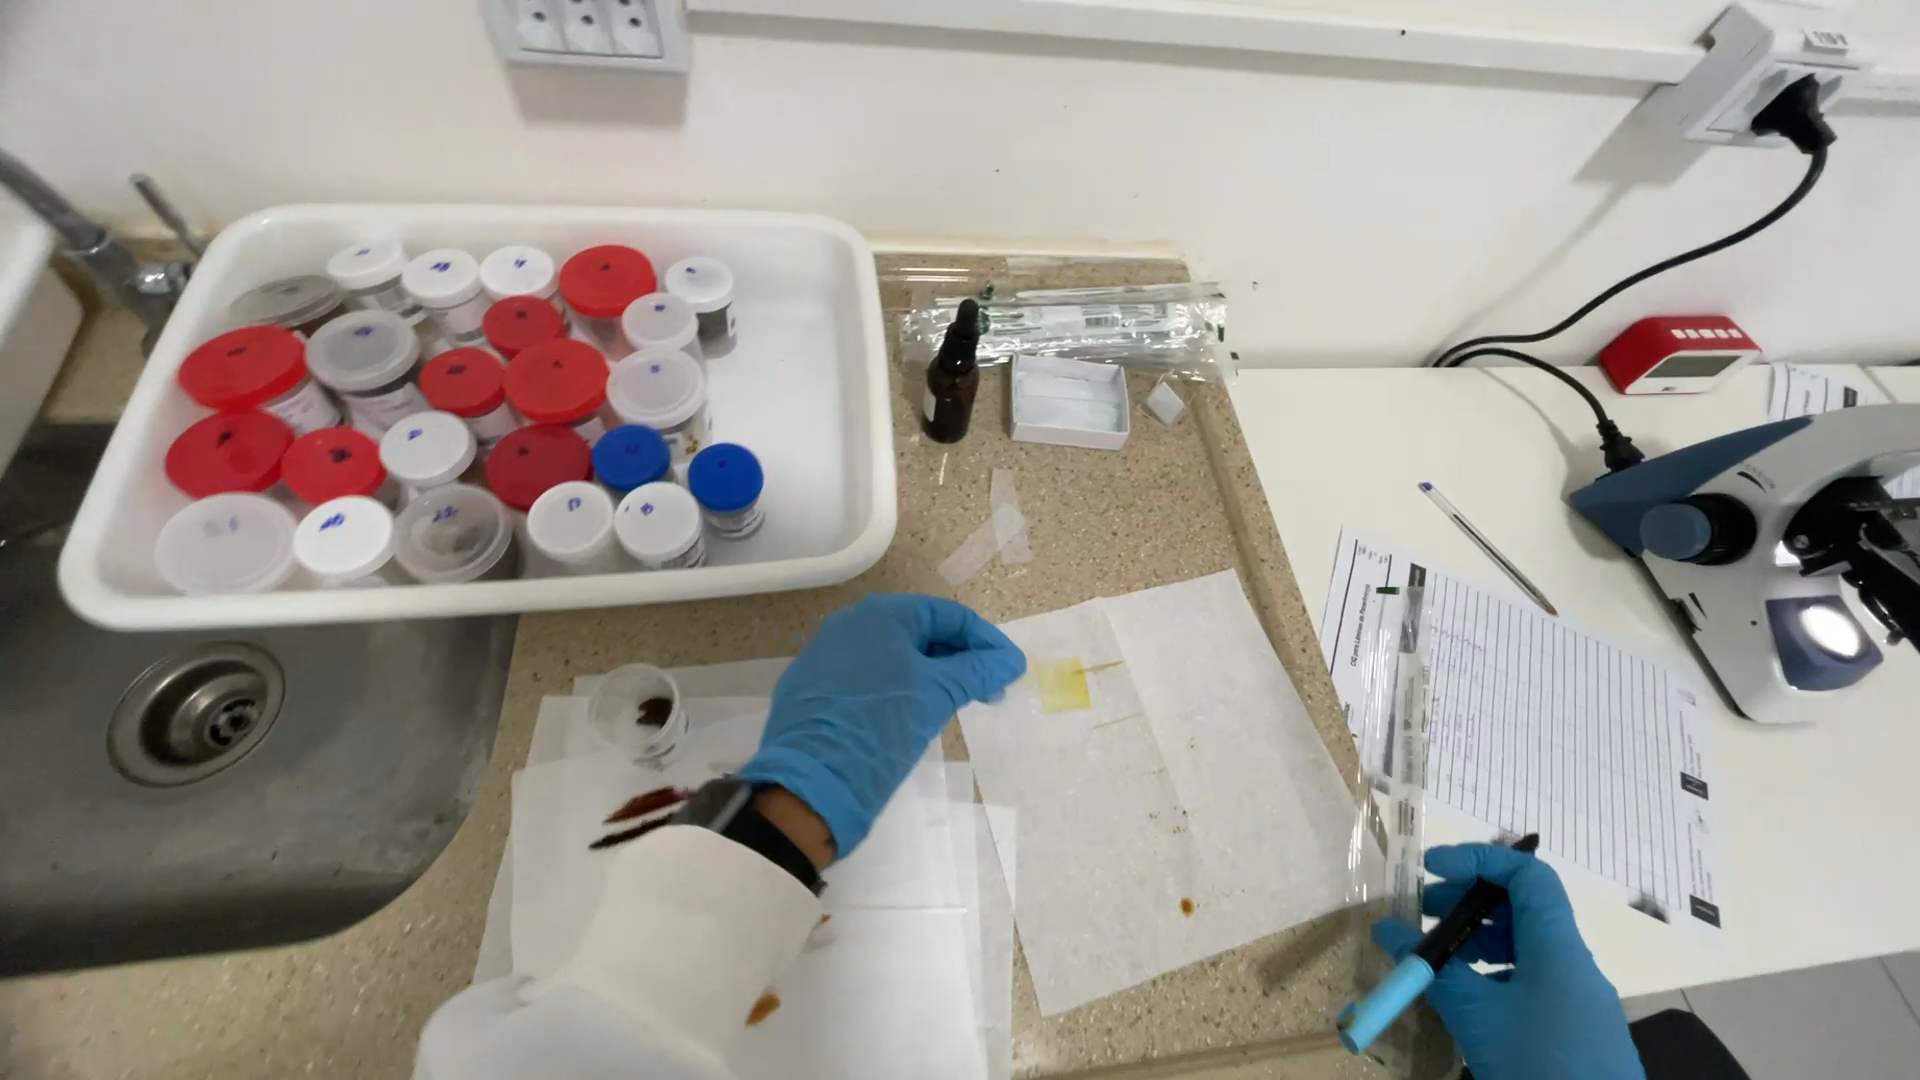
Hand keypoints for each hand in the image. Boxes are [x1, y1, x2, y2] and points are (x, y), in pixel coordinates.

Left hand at [737, 594, 1026, 854]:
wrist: (810, 784)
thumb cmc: (881, 725)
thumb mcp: (937, 695)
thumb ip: (977, 671)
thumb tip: (1011, 661)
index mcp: (880, 615)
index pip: (947, 615)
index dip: (985, 640)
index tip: (1009, 669)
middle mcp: (850, 624)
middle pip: (920, 632)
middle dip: (959, 658)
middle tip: (989, 689)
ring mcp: (826, 655)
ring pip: (893, 656)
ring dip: (931, 674)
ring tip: (956, 702)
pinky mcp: (813, 687)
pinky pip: (867, 676)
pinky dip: (897, 688)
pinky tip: (913, 714)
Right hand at [1371, 844, 1644, 1079]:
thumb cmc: (1538, 1065)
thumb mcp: (1473, 1013)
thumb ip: (1428, 966)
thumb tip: (1386, 930)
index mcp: (1558, 948)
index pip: (1527, 873)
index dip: (1478, 859)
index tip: (1432, 869)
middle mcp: (1573, 964)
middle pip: (1518, 905)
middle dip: (1463, 899)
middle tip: (1418, 911)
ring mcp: (1577, 999)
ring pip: (1521, 943)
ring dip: (1472, 937)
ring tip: (1431, 956)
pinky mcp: (1573, 1029)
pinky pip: (1527, 978)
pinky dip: (1488, 971)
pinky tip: (1460, 996)